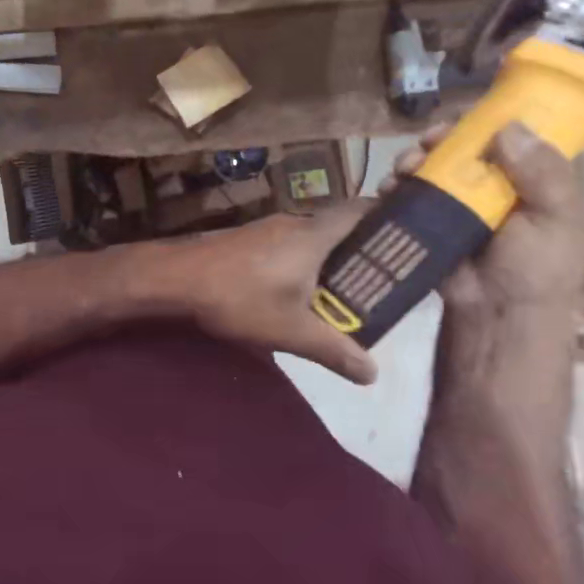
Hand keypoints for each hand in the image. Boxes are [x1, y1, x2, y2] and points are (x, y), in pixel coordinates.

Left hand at [157, 205, 380, 385]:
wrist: (177, 279)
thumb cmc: (240, 298)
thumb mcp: (291, 331)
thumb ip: (334, 350)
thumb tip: (373, 373)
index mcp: (313, 234)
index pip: (360, 210)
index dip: (386, 216)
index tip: (405, 237)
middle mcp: (294, 221)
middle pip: (339, 224)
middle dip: (361, 246)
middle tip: (381, 276)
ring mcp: (268, 226)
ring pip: (312, 234)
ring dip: (330, 254)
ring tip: (344, 287)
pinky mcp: (249, 237)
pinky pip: (290, 242)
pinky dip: (305, 258)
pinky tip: (300, 286)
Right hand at [380, 121, 583, 347]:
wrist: (496, 317)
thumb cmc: (537, 270)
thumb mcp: (557, 219)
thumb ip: (543, 171)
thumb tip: (507, 126)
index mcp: (540, 176)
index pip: (521, 130)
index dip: (495, 116)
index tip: (471, 115)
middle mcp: (501, 181)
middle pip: (470, 142)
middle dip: (443, 136)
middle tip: (428, 140)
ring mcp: (466, 199)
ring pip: (438, 162)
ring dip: (417, 157)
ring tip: (404, 166)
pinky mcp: (435, 216)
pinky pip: (415, 190)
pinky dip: (401, 183)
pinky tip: (392, 186)